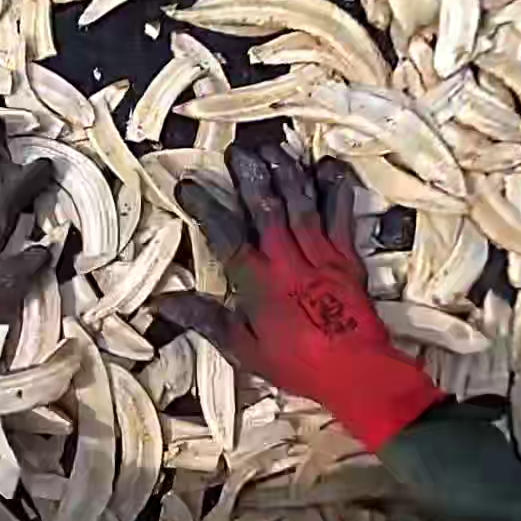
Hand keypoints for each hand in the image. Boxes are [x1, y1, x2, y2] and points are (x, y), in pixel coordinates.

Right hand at [155, 144, 441, 450]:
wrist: (359, 373)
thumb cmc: (295, 363)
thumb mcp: (241, 348)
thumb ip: (204, 319)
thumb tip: (162, 302)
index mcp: (259, 283)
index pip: (226, 235)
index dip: (205, 207)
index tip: (187, 185)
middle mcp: (289, 262)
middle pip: (267, 210)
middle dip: (250, 177)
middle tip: (237, 150)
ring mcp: (322, 256)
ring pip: (302, 206)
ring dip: (287, 174)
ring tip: (273, 147)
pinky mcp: (348, 257)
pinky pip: (341, 217)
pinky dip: (335, 190)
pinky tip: (328, 166)